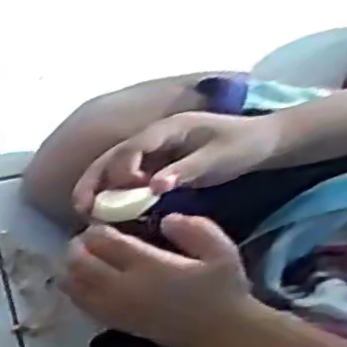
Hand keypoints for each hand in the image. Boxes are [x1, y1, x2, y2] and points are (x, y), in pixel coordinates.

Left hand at [66, 216, 257, 346]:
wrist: (212, 331)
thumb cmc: (220, 289)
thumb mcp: (222, 252)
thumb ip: (197, 231)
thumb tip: (167, 218)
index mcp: (149, 266)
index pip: (108, 244)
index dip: (95, 232)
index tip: (96, 225)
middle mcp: (120, 286)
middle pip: (80, 262)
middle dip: (76, 247)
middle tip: (81, 239)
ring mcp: (107, 304)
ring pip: (71, 281)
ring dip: (68, 266)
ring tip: (77, 255)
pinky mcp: (103, 318)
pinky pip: (75, 299)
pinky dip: (71, 285)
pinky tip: (78, 277)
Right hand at [73, 111, 283, 217]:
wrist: (262, 142)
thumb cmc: (244, 146)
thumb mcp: (222, 158)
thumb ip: (188, 170)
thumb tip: (154, 188)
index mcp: (165, 130)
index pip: (128, 150)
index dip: (123, 172)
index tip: (136, 190)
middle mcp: (145, 140)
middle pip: (103, 162)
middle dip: (88, 187)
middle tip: (84, 212)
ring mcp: (140, 154)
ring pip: (101, 173)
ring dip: (90, 194)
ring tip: (87, 216)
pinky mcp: (141, 167)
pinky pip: (112, 182)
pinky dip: (102, 197)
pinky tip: (103, 212)